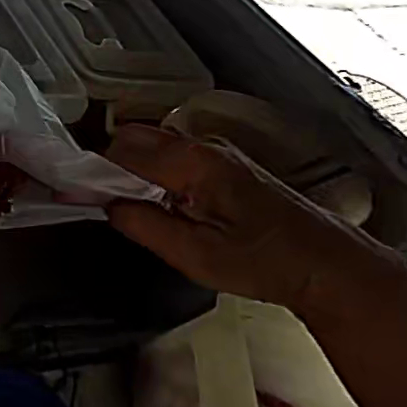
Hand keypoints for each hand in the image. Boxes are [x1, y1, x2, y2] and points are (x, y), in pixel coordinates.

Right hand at [101, 124, 406, 318]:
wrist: (334, 269)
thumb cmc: (268, 264)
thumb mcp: (192, 254)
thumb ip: (140, 223)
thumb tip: (105, 204)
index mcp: (194, 163)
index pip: (119, 152)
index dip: (89, 173)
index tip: (72, 194)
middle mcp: (204, 146)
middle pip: (131, 137)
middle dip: (106, 165)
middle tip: (98, 200)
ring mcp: (216, 151)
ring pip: (150, 143)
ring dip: (128, 167)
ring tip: (126, 204)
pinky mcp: (224, 162)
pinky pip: (170, 153)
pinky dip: (149, 170)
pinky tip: (155, 201)